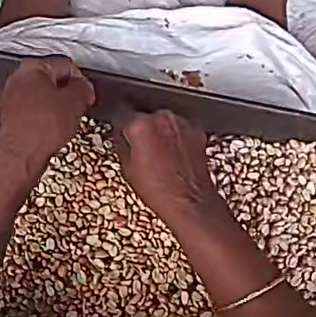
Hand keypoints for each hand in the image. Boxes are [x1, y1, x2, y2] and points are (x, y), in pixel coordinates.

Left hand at [0, 56, 94, 178]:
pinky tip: (53, 129)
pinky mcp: (12, 117)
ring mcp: (12, 98)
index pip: (66, 65)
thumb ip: (83, 88)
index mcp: (32, 67)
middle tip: (80, 107)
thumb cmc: (41, 129)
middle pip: (52, 79)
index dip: (83, 81)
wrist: (21, 157)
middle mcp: (18, 79)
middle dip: (69, 93)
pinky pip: (35, 112)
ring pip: (43, 96)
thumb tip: (84, 87)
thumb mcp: (74, 103)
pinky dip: (46, 118)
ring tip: (67, 120)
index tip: (88, 94)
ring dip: (58, 106)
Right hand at [113, 109, 226, 229]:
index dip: (119, 126)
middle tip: (140, 151)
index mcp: (140, 126)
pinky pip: (180, 130)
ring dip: (160, 133)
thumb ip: (122, 145)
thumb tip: (121, 138)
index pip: (122, 113)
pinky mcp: (196, 131)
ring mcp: (181, 123)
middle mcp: (162, 118)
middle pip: (145, 117)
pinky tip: (173, 157)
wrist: (190, 203)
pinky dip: (176, 138)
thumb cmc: (161, 191)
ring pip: (164, 122)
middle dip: (142, 130)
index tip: (119, 132)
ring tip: (159, 157)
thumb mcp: (128, 170)